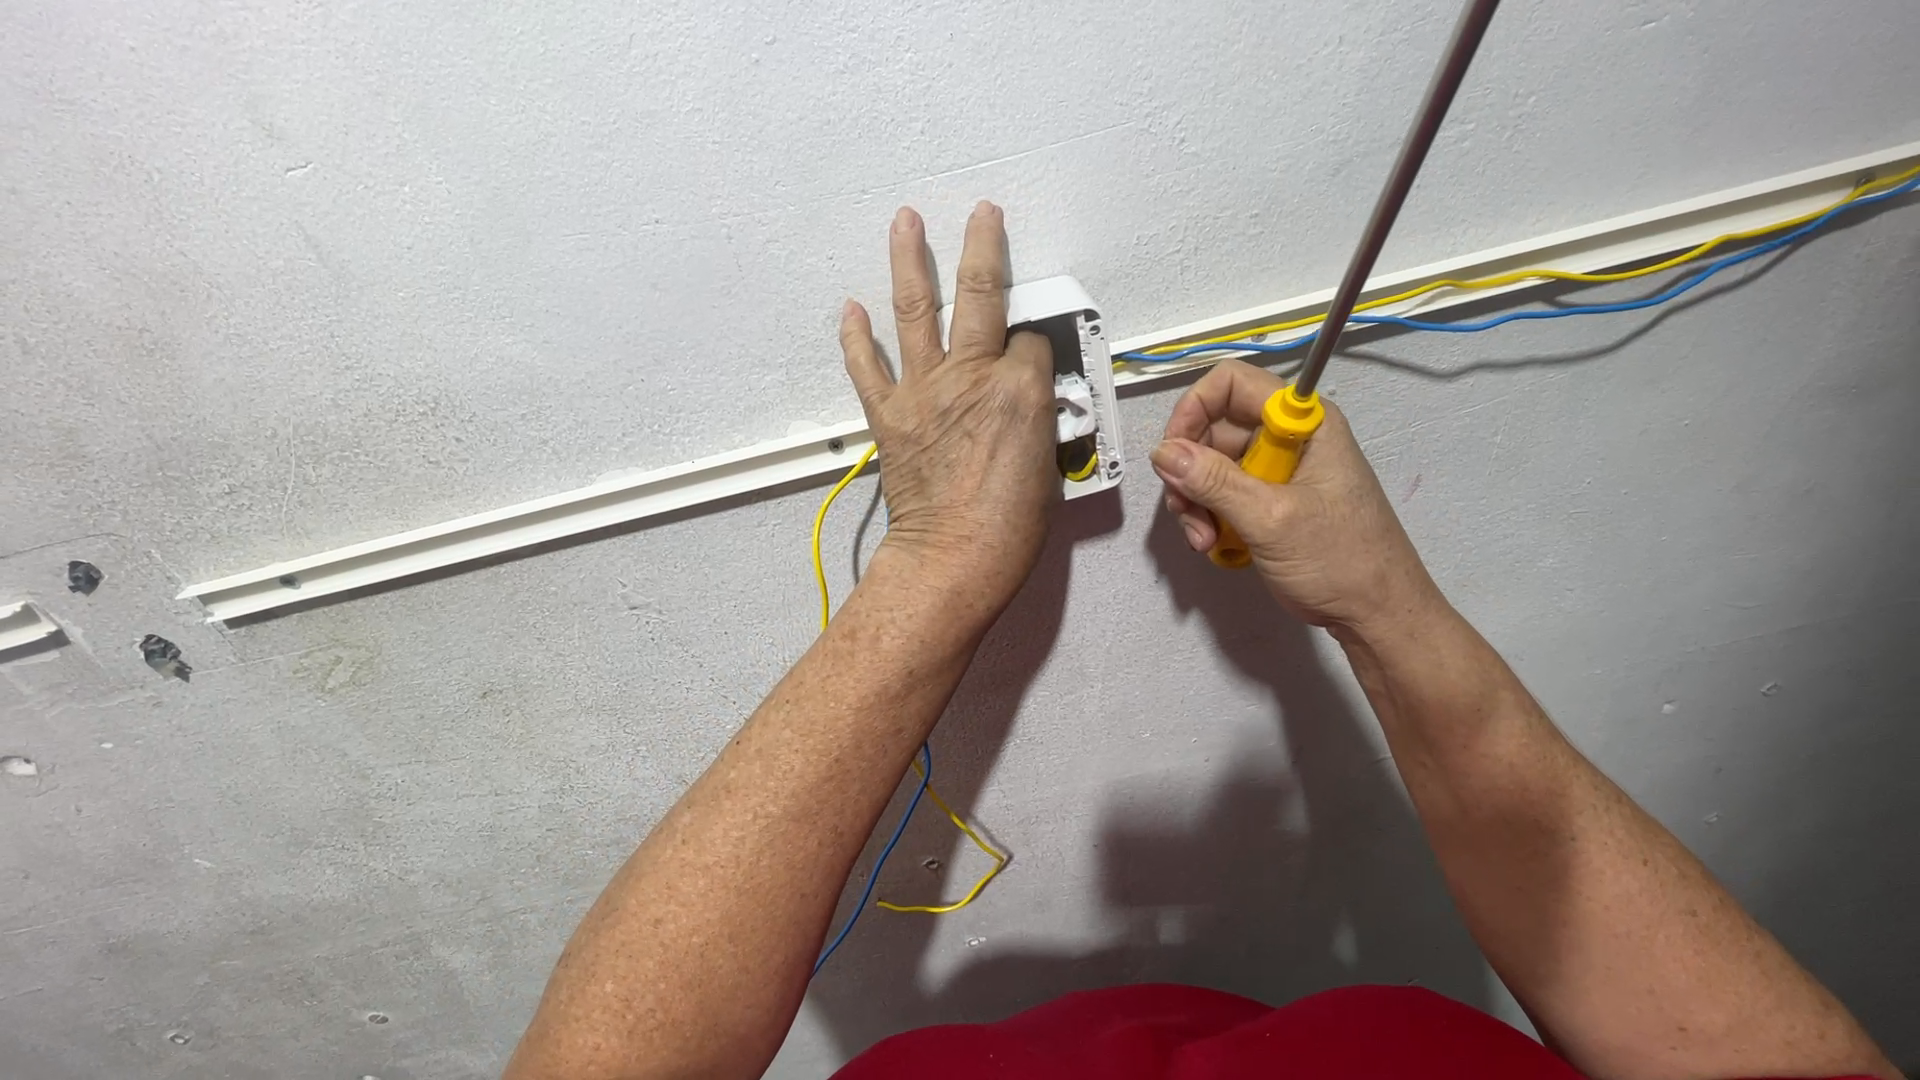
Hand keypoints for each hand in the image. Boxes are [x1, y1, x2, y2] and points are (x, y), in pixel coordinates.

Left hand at [839, 202, 1057, 610]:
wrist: (952, 560)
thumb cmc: (1010, 527)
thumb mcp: (1051, 464)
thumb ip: (1040, 414)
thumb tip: (1027, 394)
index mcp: (1021, 389)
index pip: (1034, 340)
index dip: (1037, 346)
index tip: (1035, 358)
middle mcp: (971, 376)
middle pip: (980, 294)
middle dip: (984, 247)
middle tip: (981, 213)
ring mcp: (923, 391)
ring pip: (916, 311)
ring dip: (910, 262)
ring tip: (905, 222)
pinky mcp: (890, 415)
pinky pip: (868, 366)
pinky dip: (857, 337)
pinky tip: (852, 308)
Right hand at [1151, 359, 1445, 638]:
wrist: (1376, 615)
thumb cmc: (1341, 562)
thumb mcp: (1270, 519)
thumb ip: (1214, 482)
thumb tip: (1162, 452)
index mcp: (1304, 424)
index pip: (1232, 384)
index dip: (1194, 409)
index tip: (1173, 452)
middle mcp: (1287, 438)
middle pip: (1212, 429)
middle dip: (1190, 471)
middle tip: (1186, 512)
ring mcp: (1277, 471)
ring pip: (1209, 466)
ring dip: (1195, 502)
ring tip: (1203, 540)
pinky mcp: (1268, 501)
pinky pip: (1221, 495)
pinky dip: (1208, 518)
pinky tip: (1214, 545)